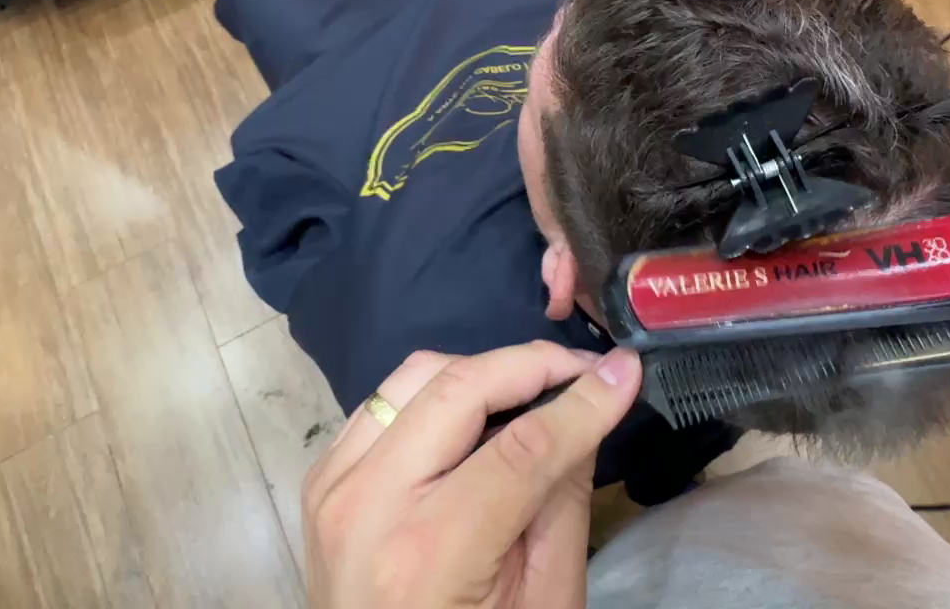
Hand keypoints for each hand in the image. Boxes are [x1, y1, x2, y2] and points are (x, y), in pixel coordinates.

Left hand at [302, 341, 642, 608]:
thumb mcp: (543, 600)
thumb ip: (564, 498)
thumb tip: (587, 405)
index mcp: (426, 557)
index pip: (518, 450)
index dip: (580, 402)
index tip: (625, 370)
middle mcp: (367, 505)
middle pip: (460, 389)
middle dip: (532, 363)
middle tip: (583, 368)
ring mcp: (335, 482)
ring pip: (419, 373)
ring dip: (485, 369)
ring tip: (533, 386)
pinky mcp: (324, 471)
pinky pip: (388, 395)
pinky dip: (440, 388)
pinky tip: (476, 410)